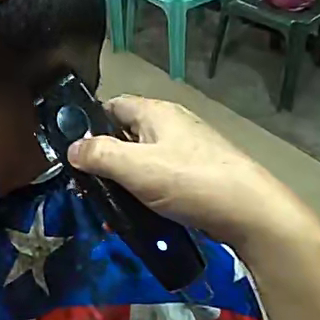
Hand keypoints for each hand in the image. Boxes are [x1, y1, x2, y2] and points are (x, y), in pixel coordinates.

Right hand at [66, 96, 316, 250]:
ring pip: (143, 159)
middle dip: (105, 158)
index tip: (71, 150)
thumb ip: (99, 155)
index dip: (88, 122)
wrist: (249, 211)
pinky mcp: (198, 174)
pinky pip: (161, 178)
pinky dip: (146, 192)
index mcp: (155, 112)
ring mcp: (188, 149)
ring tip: (109, 206)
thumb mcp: (136, 167)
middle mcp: (172, 124)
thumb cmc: (190, 181)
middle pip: (126, 133)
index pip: (112, 105)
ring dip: (124, 180)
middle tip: (86, 186)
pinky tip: (139, 214)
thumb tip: (72, 148)